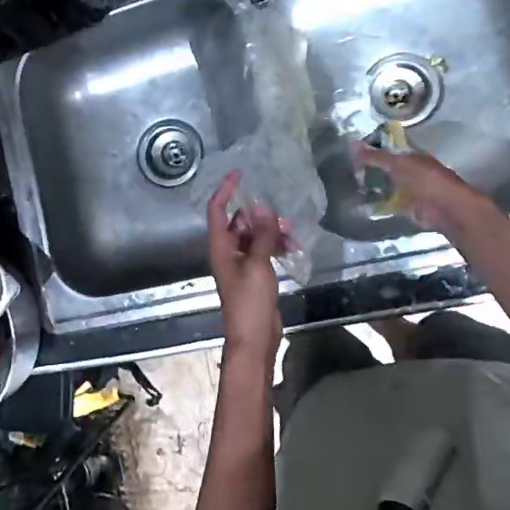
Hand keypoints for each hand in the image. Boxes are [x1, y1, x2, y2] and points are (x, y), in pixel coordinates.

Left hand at [206, 170, 284, 362]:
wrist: (254, 336)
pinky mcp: (254, 274)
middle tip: (278, 214)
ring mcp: (240, 263)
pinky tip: (292, 247)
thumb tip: (262, 207)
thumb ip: (260, 235)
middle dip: (258, 214)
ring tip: (290, 234)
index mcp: (220, 247)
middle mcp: (227, 251)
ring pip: (253, 236)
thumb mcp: (257, 264)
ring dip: (270, 231)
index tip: (240, 173)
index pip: (217, 209)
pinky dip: (275, 246)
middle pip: (238, 221)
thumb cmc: (250, 300)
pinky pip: (262, 251)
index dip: (225, 189)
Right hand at [352, 143, 499, 237]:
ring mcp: (409, 189)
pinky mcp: (408, 207)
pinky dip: (377, 203)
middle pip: (386, 167)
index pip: (388, 148)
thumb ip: (376, 157)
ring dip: (372, 186)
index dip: (372, 149)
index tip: (351, 152)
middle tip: (347, 170)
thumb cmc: (426, 180)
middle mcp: (410, 170)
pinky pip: (389, 203)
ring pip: (386, 185)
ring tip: (350, 186)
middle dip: (369, 169)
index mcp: (411, 156)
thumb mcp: (399, 164)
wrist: (447, 209)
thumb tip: (352, 145)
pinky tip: (361, 203)